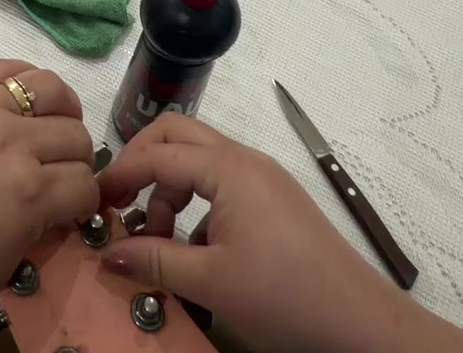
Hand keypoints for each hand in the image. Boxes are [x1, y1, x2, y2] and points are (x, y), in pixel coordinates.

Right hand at [97, 114, 462, 352]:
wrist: (367, 328)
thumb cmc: (286, 298)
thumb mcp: (212, 282)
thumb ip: (154, 261)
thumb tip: (106, 255)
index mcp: (228, 168)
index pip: (158, 155)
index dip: (121, 174)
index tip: (95, 201)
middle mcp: (244, 159)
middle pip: (177, 134)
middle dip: (142, 161)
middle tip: (121, 200)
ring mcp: (262, 176)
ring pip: (198, 158)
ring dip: (169, 188)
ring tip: (160, 238)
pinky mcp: (274, 199)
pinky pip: (220, 181)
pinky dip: (196, 202)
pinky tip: (195, 249)